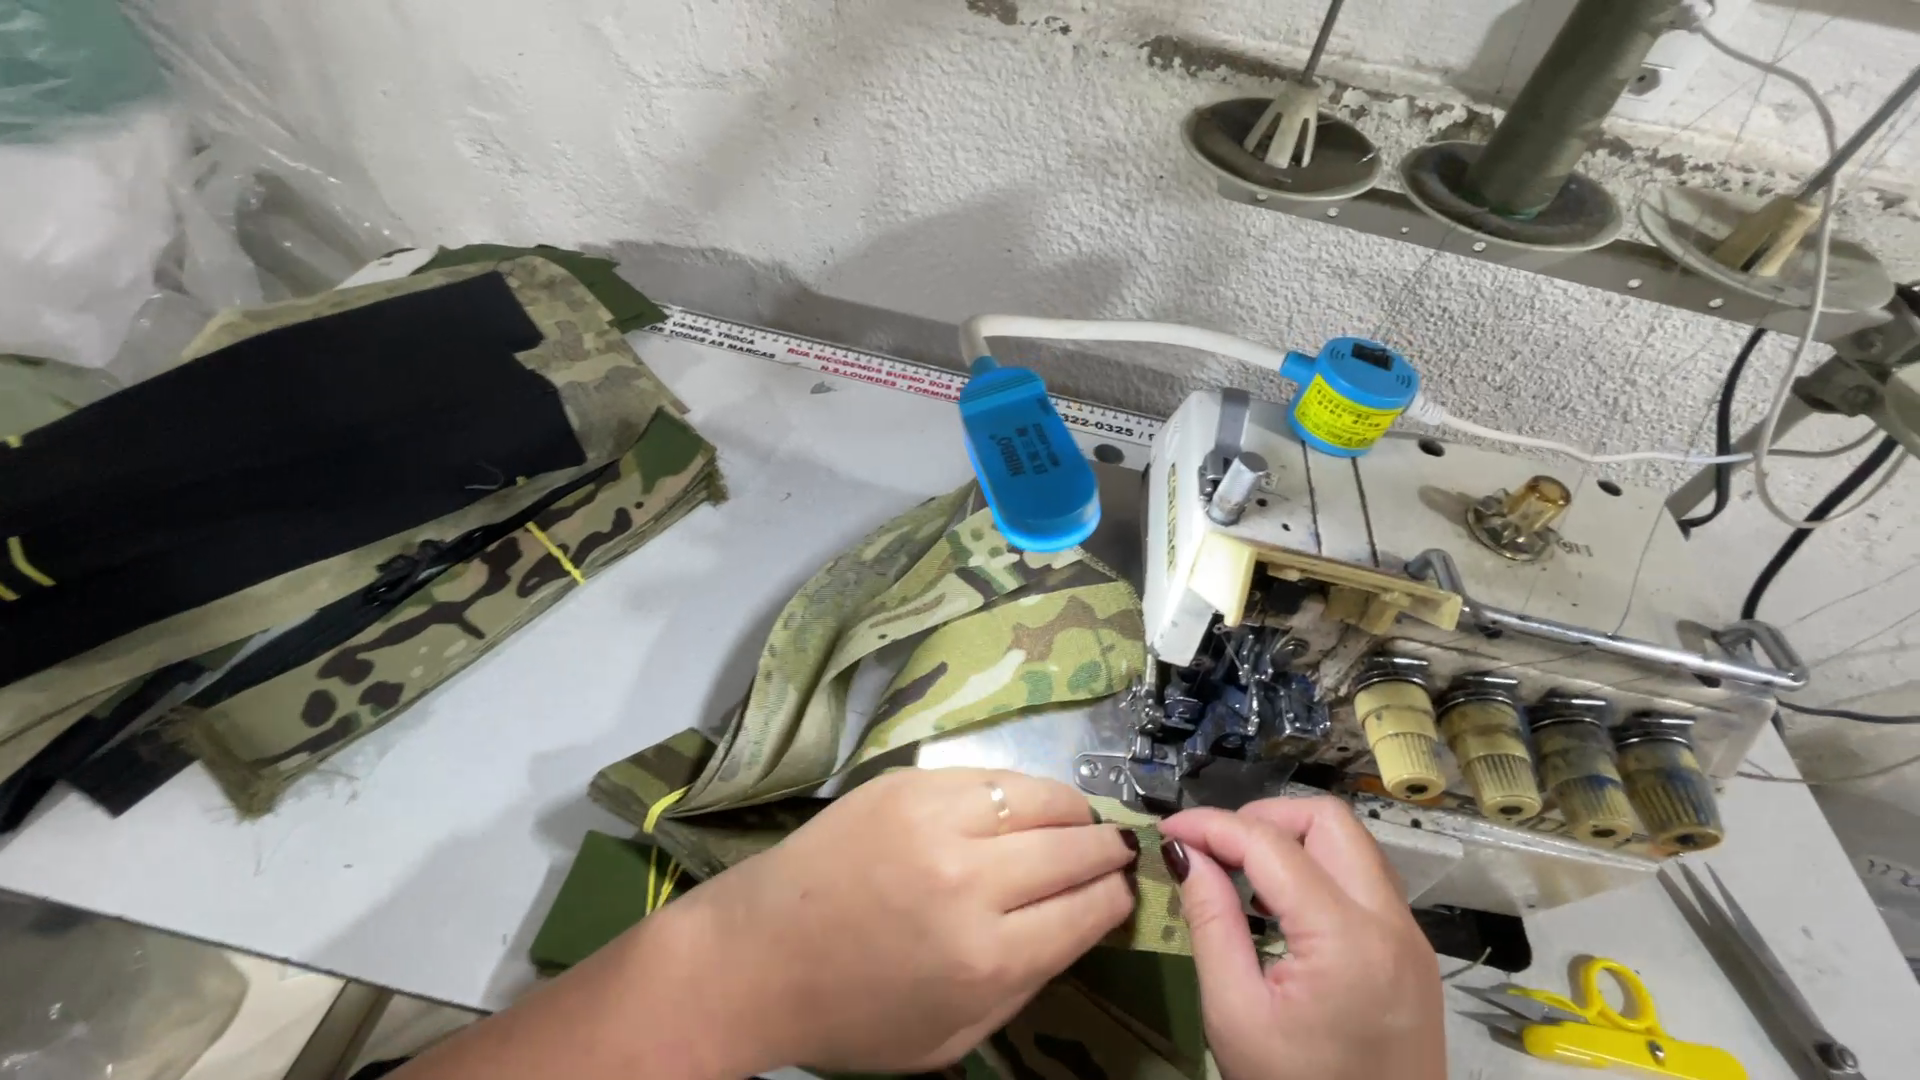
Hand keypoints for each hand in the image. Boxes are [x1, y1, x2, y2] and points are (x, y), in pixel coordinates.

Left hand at [656, 767, 1137, 1074]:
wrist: (758, 956)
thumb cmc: (856, 1012)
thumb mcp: (956, 1033)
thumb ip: (1029, 979)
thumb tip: (1083, 919)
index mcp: (987, 959)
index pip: (1089, 908)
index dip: (1118, 896)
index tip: (1125, 888)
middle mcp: (971, 880)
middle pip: (1076, 848)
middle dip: (1109, 850)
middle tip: (1117, 850)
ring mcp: (935, 819)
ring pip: (1042, 797)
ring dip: (1073, 811)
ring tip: (1078, 821)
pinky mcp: (906, 783)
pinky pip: (991, 776)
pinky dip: (1021, 792)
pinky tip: (1024, 805)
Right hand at [1159, 796, 1444, 1079]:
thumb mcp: (1235, 1011)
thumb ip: (1210, 918)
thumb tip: (1184, 850)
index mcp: (1347, 939)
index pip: (1269, 843)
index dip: (1211, 825)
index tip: (1167, 831)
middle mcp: (1391, 923)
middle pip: (1327, 820)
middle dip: (1262, 818)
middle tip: (1215, 847)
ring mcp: (1409, 937)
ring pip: (1350, 842)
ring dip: (1292, 839)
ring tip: (1242, 873)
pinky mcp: (1412, 953)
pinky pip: (1363, 878)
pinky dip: (1317, 867)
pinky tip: (1281, 903)